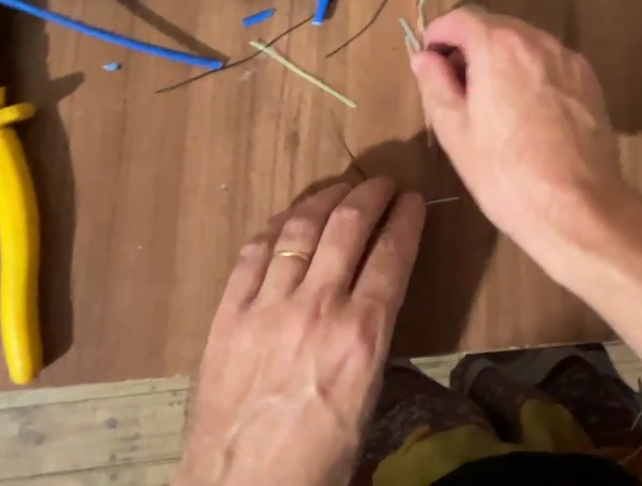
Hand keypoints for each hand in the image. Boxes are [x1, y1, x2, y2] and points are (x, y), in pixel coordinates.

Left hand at [176, 178, 425, 485]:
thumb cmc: (318, 461)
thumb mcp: (367, 399)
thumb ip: (372, 335)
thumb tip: (378, 289)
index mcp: (361, 335)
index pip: (392, 253)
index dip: (406, 217)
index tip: (413, 199)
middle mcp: (317, 309)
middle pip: (348, 227)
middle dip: (371, 195)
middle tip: (382, 184)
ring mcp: (267, 308)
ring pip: (300, 229)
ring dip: (325, 199)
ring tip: (340, 189)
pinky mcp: (227, 316)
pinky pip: (253, 253)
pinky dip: (276, 227)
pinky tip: (289, 219)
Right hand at [410, 6, 625, 254]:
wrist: (578, 208)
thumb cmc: (506, 173)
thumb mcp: (455, 131)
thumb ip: (436, 84)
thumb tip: (425, 57)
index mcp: (500, 46)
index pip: (461, 17)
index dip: (438, 33)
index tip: (428, 59)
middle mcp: (538, 40)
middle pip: (496, 25)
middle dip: (470, 45)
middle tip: (454, 85)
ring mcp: (569, 59)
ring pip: (525, 43)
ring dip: (501, 58)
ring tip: (490, 102)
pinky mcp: (590, 81)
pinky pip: (550, 63)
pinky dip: (531, 73)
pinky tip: (526, 112)